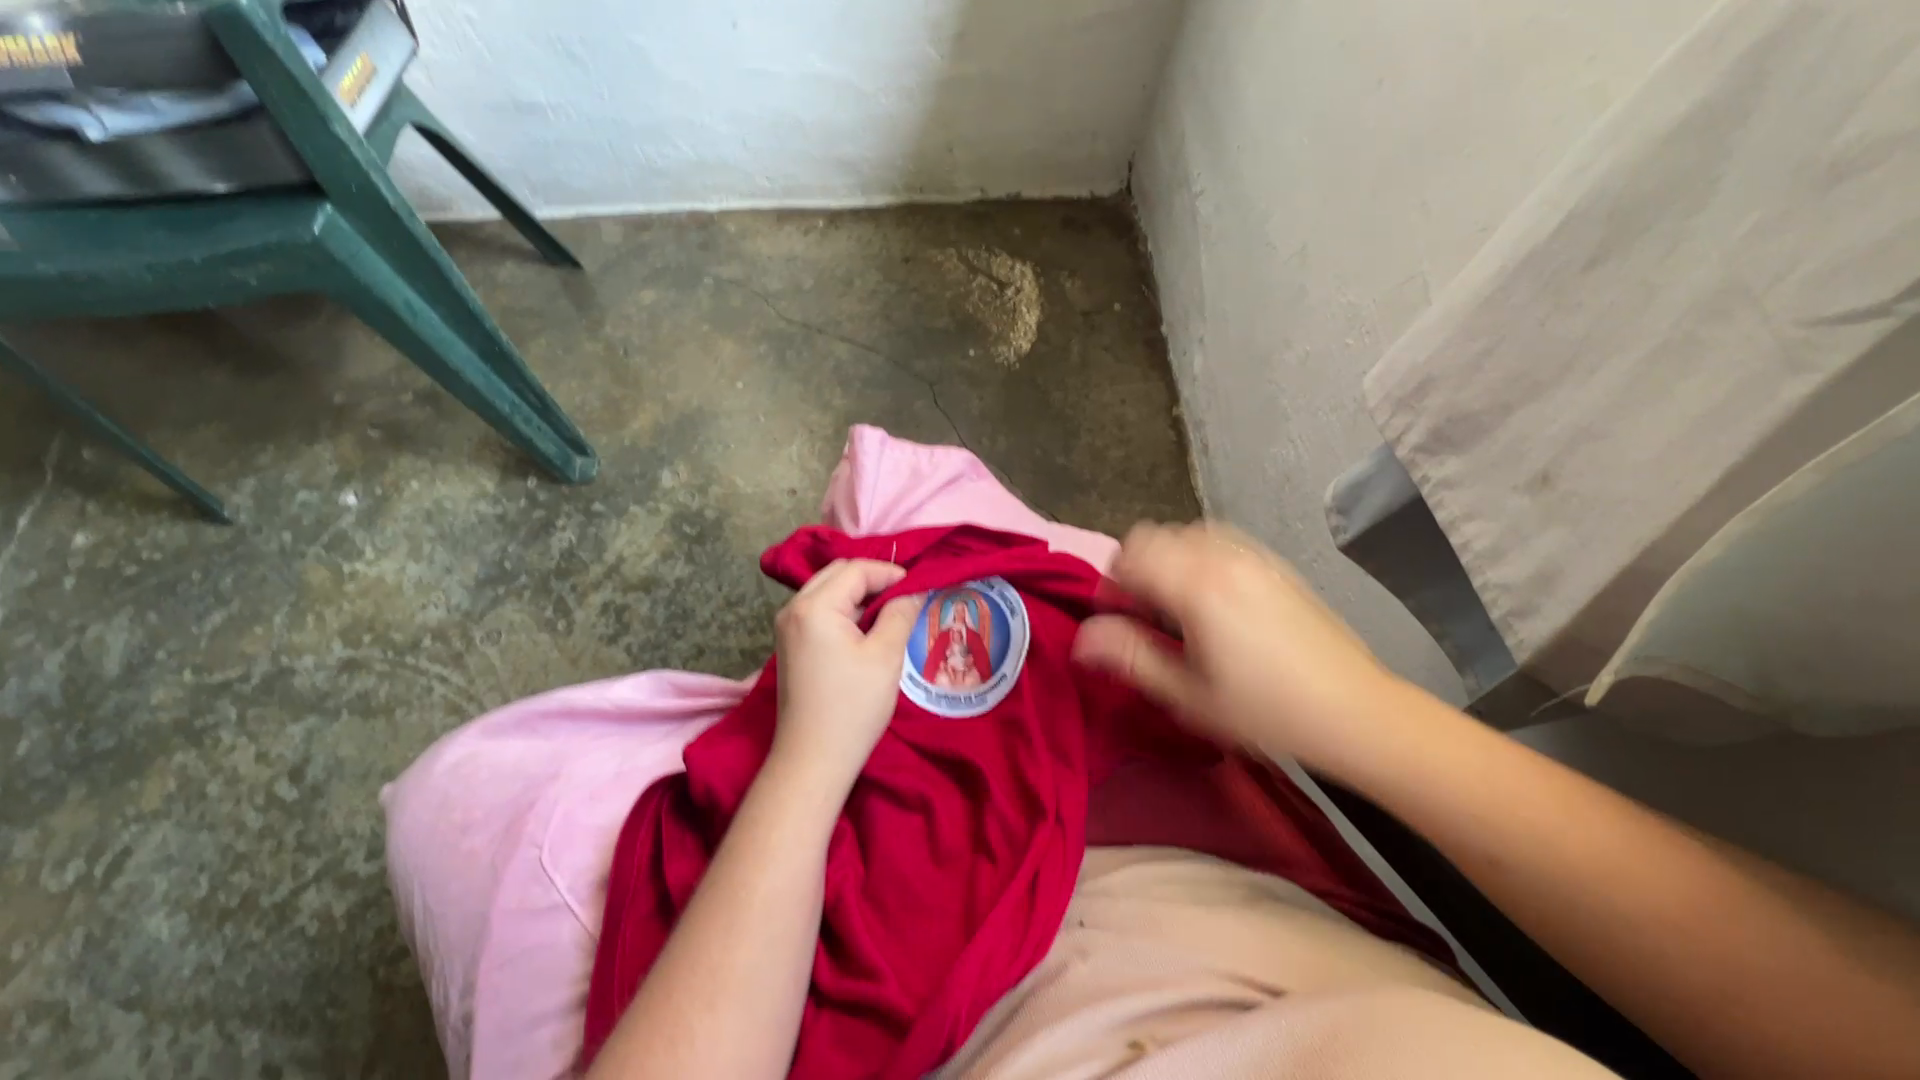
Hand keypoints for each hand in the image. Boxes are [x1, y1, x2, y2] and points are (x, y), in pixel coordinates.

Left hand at [771, 559, 921, 789]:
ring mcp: (787, 628)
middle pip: (837, 574)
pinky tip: (867, 630)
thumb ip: (900, 613)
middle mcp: (793, 609)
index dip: (891, 573)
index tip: (920, 587)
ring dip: (858, 595)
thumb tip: (913, 591)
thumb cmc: (853, 706)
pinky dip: (845, 611)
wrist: (813, 759)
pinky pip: (819, 612)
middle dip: (873, 579)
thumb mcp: (885, 656)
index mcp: (814, 606)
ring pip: (827, 591)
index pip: (856, 569)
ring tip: (890, 613)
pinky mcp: (790, 645)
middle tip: (905, 597)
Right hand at [1073, 522, 1408, 768]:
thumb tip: (1082, 637)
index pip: (1130, 554)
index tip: (1118, 621)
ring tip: (1181, 610)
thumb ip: (1131, 657)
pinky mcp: (1278, 566)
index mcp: (1197, 585)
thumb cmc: (1264, 712)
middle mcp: (1224, 557)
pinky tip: (1216, 603)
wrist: (1355, 712)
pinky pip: (1224, 541)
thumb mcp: (1188, 695)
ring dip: (1171, 561)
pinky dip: (1203, 558)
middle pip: (1156, 536)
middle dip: (1139, 569)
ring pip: (1189, 534)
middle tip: (1148, 618)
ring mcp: (1255, 557)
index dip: (1112, 585)